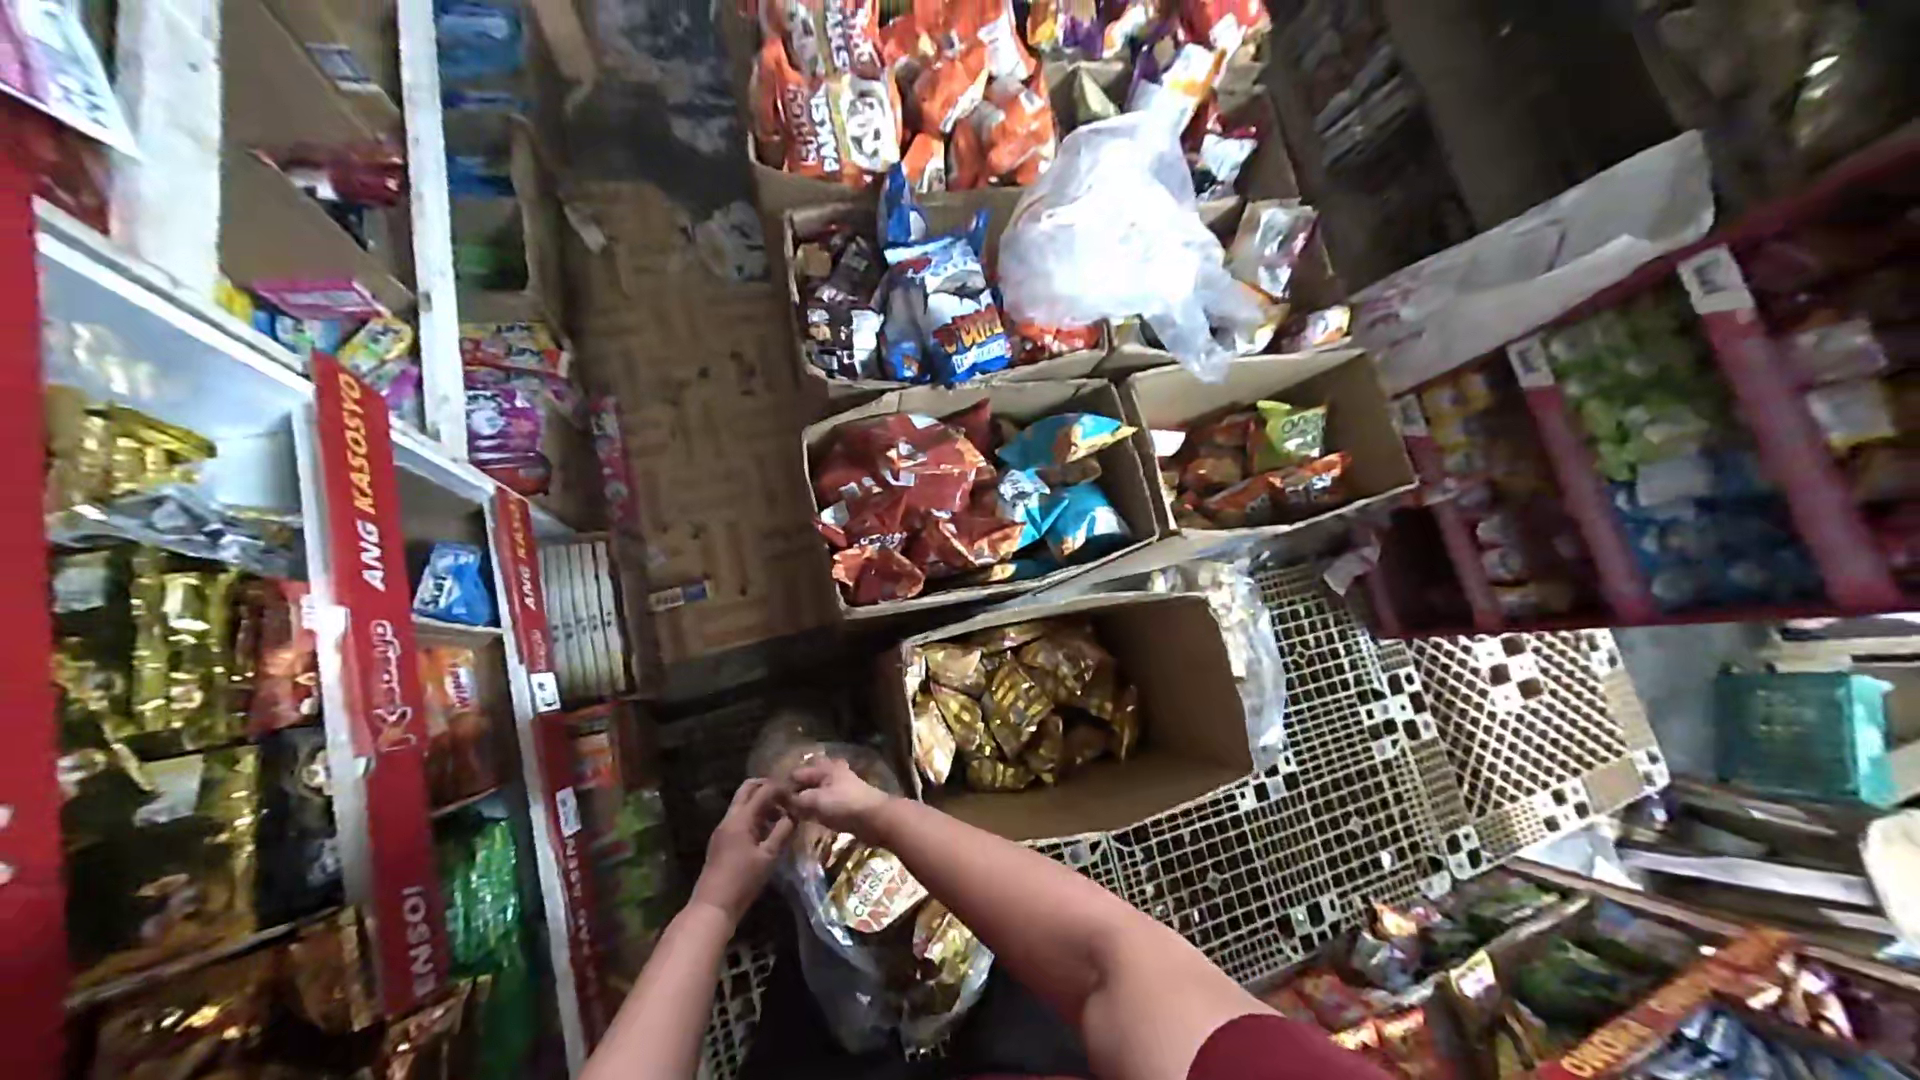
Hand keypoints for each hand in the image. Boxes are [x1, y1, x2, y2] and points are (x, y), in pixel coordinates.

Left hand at [690, 779, 793, 922]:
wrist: (712, 907)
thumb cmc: (743, 881)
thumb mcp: (769, 856)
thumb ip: (783, 831)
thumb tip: (794, 814)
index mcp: (741, 819)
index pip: (763, 790)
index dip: (781, 788)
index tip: (797, 794)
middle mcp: (729, 818)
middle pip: (748, 789)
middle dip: (767, 787)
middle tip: (786, 796)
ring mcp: (723, 829)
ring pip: (743, 803)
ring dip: (761, 802)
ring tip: (781, 815)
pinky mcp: (721, 840)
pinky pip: (739, 817)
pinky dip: (754, 815)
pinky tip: (767, 830)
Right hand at [785, 757, 892, 837]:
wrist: (875, 819)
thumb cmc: (845, 805)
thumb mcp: (816, 800)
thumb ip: (797, 799)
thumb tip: (780, 799)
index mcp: (825, 768)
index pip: (797, 774)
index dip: (783, 786)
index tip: (769, 801)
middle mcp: (831, 774)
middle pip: (806, 783)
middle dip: (793, 794)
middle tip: (777, 810)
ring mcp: (839, 789)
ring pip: (814, 794)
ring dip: (804, 804)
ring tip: (788, 817)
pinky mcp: (844, 804)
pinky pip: (822, 805)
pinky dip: (814, 811)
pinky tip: (805, 820)